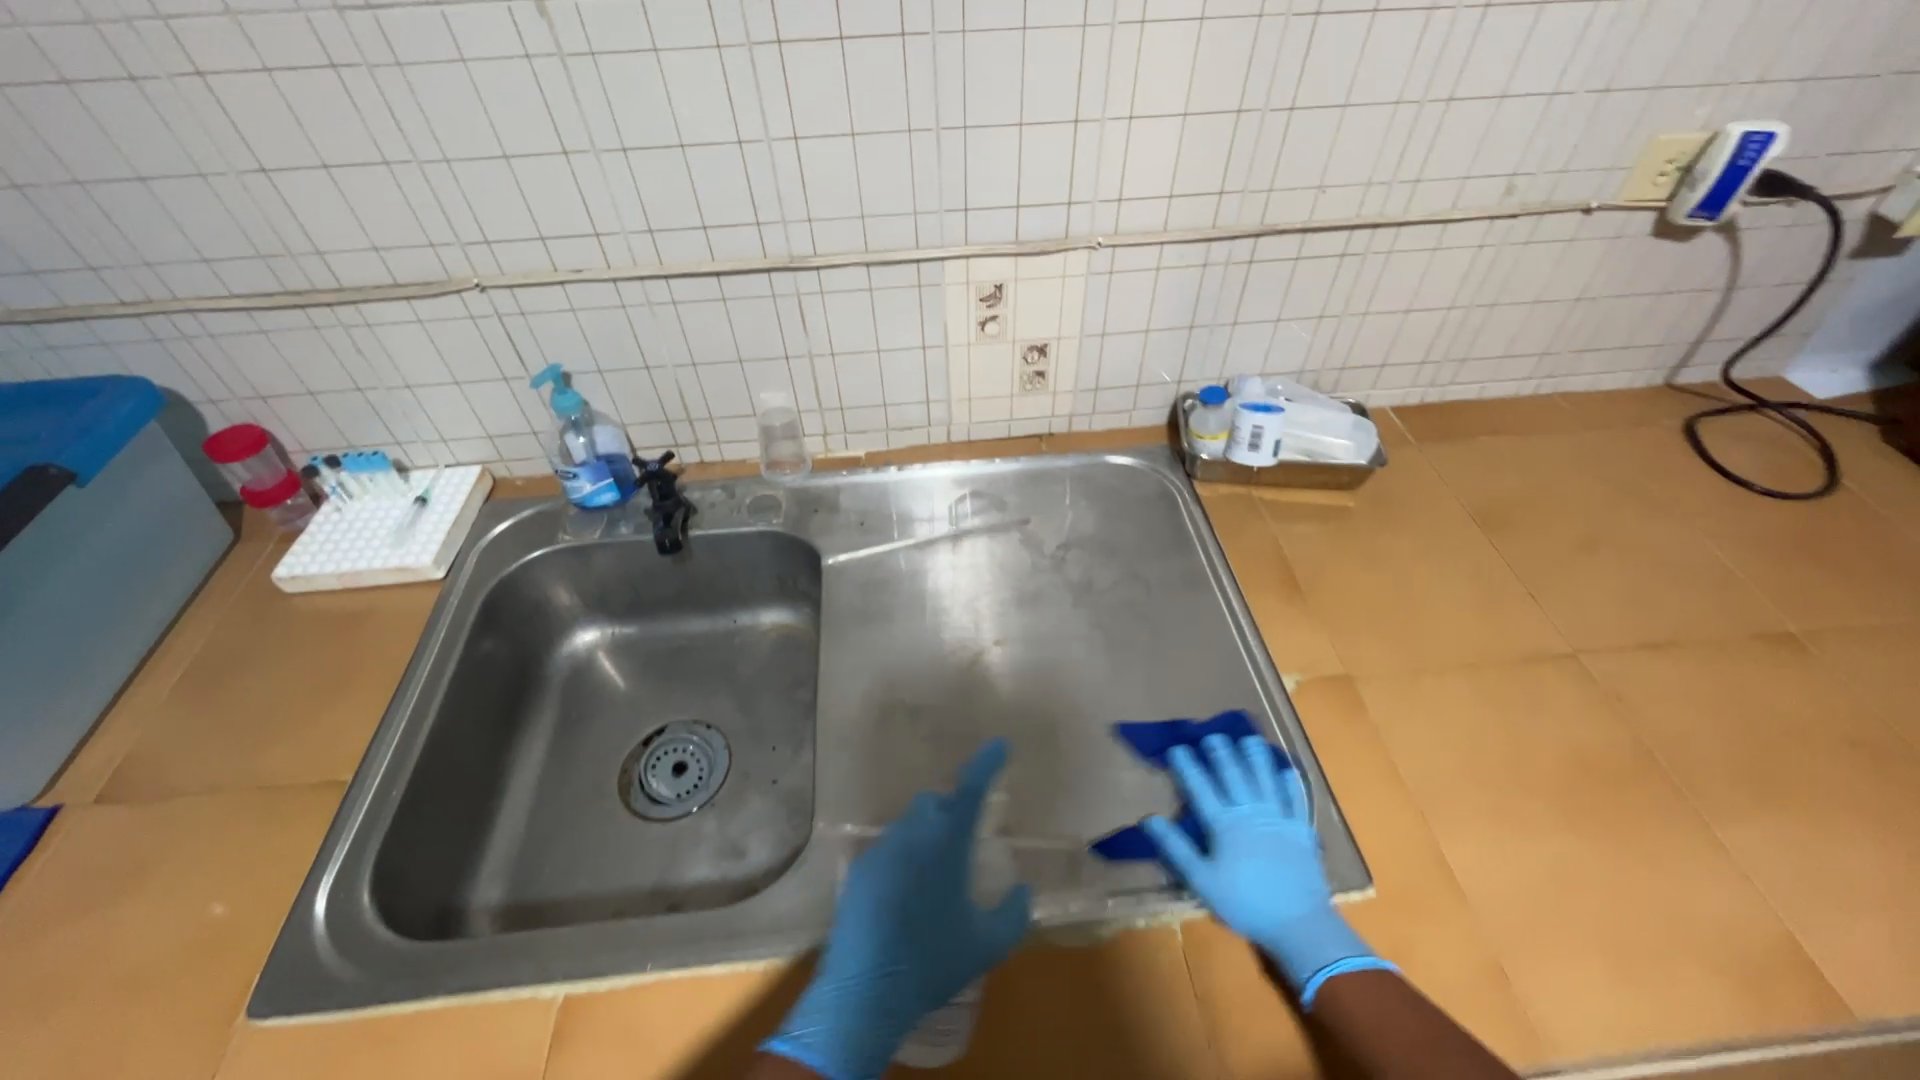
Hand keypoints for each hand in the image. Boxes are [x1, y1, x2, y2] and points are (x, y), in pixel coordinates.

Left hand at [763, 738, 1031, 1079]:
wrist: (865, 992)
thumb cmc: (934, 962)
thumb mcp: (989, 944)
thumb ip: (1013, 912)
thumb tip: (1021, 890)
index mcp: (945, 844)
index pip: (970, 789)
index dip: (986, 764)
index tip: (999, 746)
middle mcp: (910, 836)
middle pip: (934, 803)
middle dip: (952, 809)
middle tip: (966, 839)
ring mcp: (879, 852)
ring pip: (908, 827)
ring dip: (927, 837)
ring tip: (937, 878)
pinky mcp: (858, 873)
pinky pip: (888, 852)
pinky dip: (904, 861)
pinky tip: (907, 898)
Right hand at [1144, 733, 1383, 1004]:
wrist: (1298, 922)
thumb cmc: (1244, 903)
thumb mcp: (1201, 880)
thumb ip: (1176, 848)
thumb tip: (1148, 819)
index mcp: (1224, 825)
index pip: (1201, 788)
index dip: (1188, 767)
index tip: (1177, 748)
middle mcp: (1251, 813)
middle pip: (1233, 776)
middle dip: (1221, 754)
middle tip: (1212, 735)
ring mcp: (1279, 819)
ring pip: (1265, 780)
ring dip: (1256, 758)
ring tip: (1249, 739)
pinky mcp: (1301, 831)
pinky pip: (1296, 801)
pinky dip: (1291, 784)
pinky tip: (1287, 771)